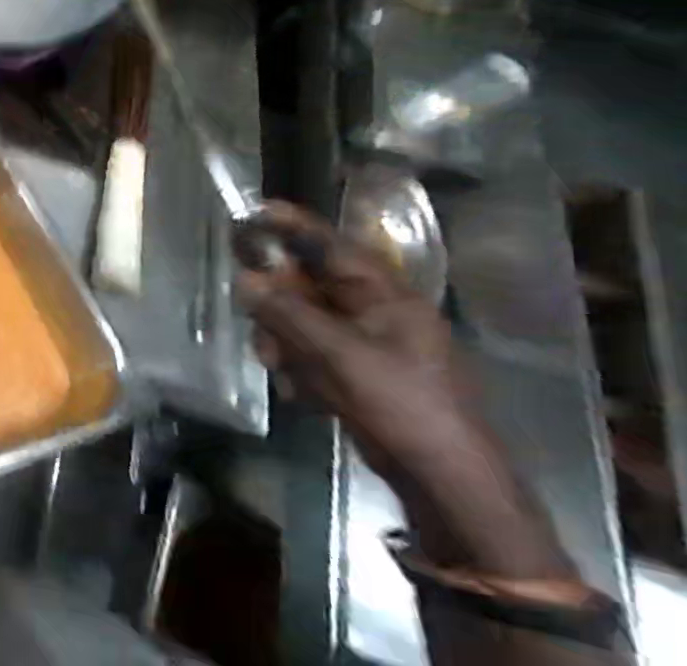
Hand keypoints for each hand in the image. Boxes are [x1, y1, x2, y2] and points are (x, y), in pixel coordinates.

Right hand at [235, 202, 574, 579]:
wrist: (442, 477)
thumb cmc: (402, 403)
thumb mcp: (339, 354)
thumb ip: (288, 313)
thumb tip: (244, 279)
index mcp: (385, 297)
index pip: (333, 247)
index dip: (295, 226)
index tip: (257, 209)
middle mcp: (373, 312)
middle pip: (306, 284)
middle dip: (276, 302)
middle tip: (251, 310)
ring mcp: (364, 343)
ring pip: (299, 321)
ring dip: (281, 340)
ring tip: (280, 367)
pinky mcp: (354, 371)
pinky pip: (307, 351)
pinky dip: (295, 366)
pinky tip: (298, 390)